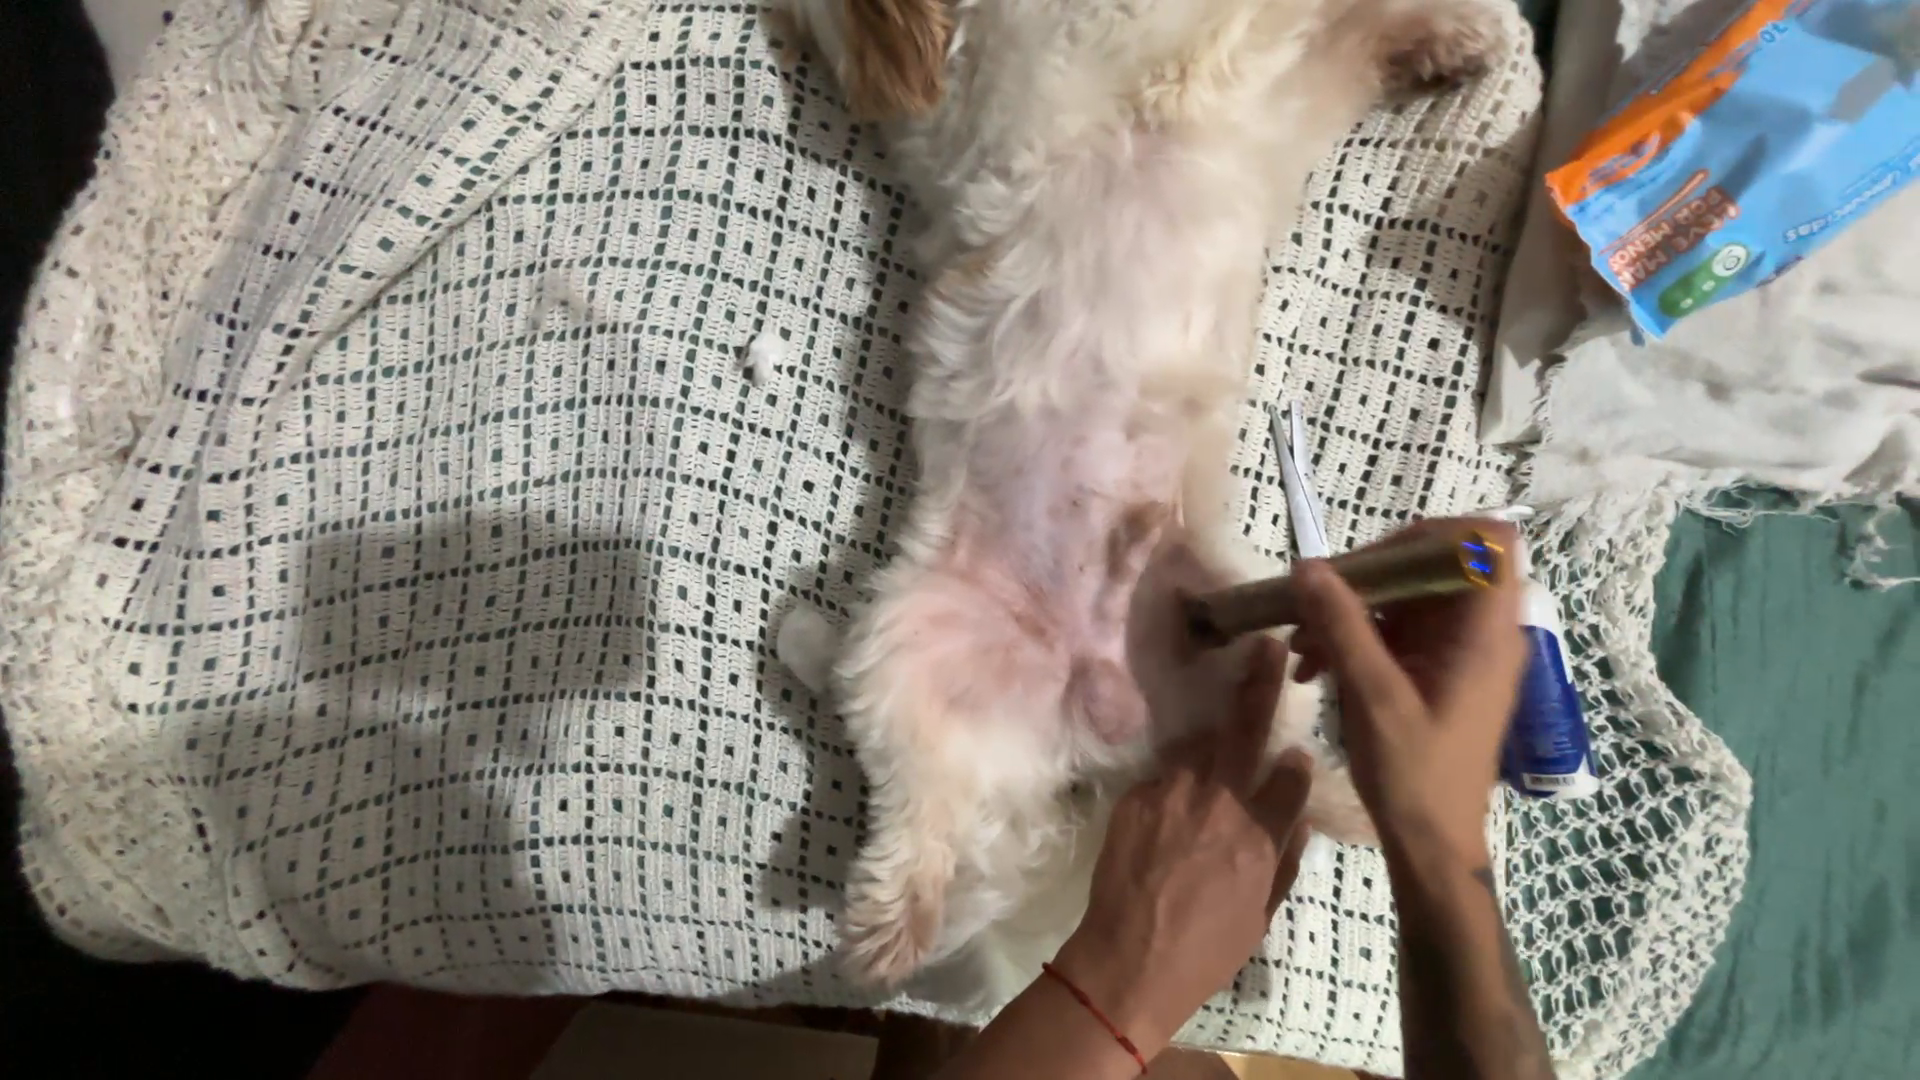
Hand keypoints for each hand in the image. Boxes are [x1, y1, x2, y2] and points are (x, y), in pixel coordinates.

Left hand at [1050, 639, 1313, 1056]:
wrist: (1131, 955)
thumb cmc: (1206, 947)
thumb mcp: (1262, 913)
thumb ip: (1284, 859)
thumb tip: (1300, 818)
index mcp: (1259, 832)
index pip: (1289, 778)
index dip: (1296, 762)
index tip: (1297, 750)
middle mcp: (1219, 799)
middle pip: (1245, 728)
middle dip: (1259, 681)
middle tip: (1267, 644)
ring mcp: (1172, 790)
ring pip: (1195, 747)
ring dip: (1207, 740)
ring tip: (1210, 731)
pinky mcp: (1136, 793)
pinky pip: (1160, 775)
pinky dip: (1170, 782)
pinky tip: (1168, 802)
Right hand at [1288, 519, 1525, 864]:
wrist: (1430, 840)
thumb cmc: (1415, 772)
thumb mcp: (1374, 695)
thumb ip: (1344, 626)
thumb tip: (1309, 566)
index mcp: (1485, 634)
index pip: (1491, 544)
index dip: (1438, 535)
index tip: (1377, 557)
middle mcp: (1477, 633)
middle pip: (1433, 565)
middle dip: (1369, 575)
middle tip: (1317, 600)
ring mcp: (1454, 651)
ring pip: (1404, 596)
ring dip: (1347, 609)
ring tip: (1301, 642)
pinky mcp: (1431, 669)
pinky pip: (1392, 628)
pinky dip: (1350, 636)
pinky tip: (1311, 665)